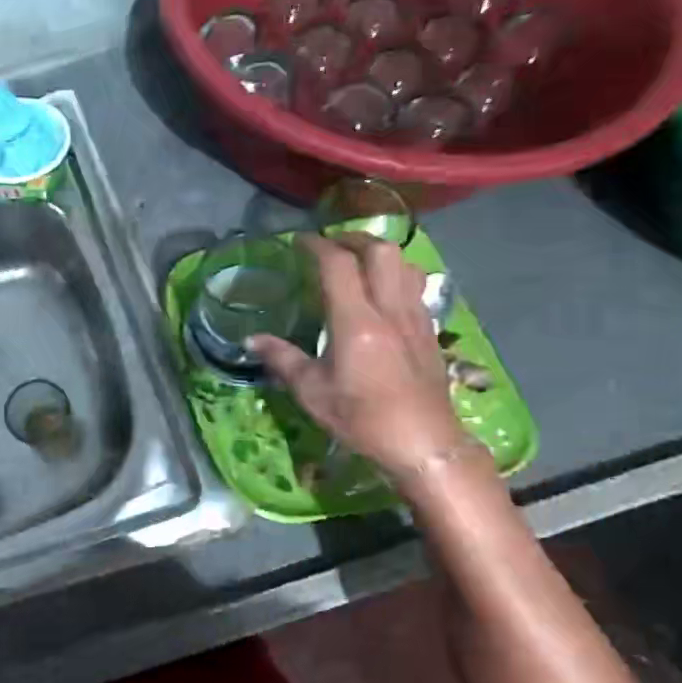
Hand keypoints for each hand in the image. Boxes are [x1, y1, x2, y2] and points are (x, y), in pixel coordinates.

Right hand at [249, 233, 465, 476]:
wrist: (424, 444)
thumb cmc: (363, 419)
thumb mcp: (313, 392)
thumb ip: (282, 359)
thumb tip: (251, 340)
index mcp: (356, 321)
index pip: (338, 264)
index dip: (316, 246)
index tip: (299, 242)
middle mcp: (389, 309)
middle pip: (381, 250)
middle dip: (354, 239)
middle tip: (331, 246)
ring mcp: (415, 318)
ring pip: (404, 264)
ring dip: (379, 253)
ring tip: (359, 262)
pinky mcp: (430, 331)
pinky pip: (416, 286)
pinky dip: (397, 275)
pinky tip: (383, 293)